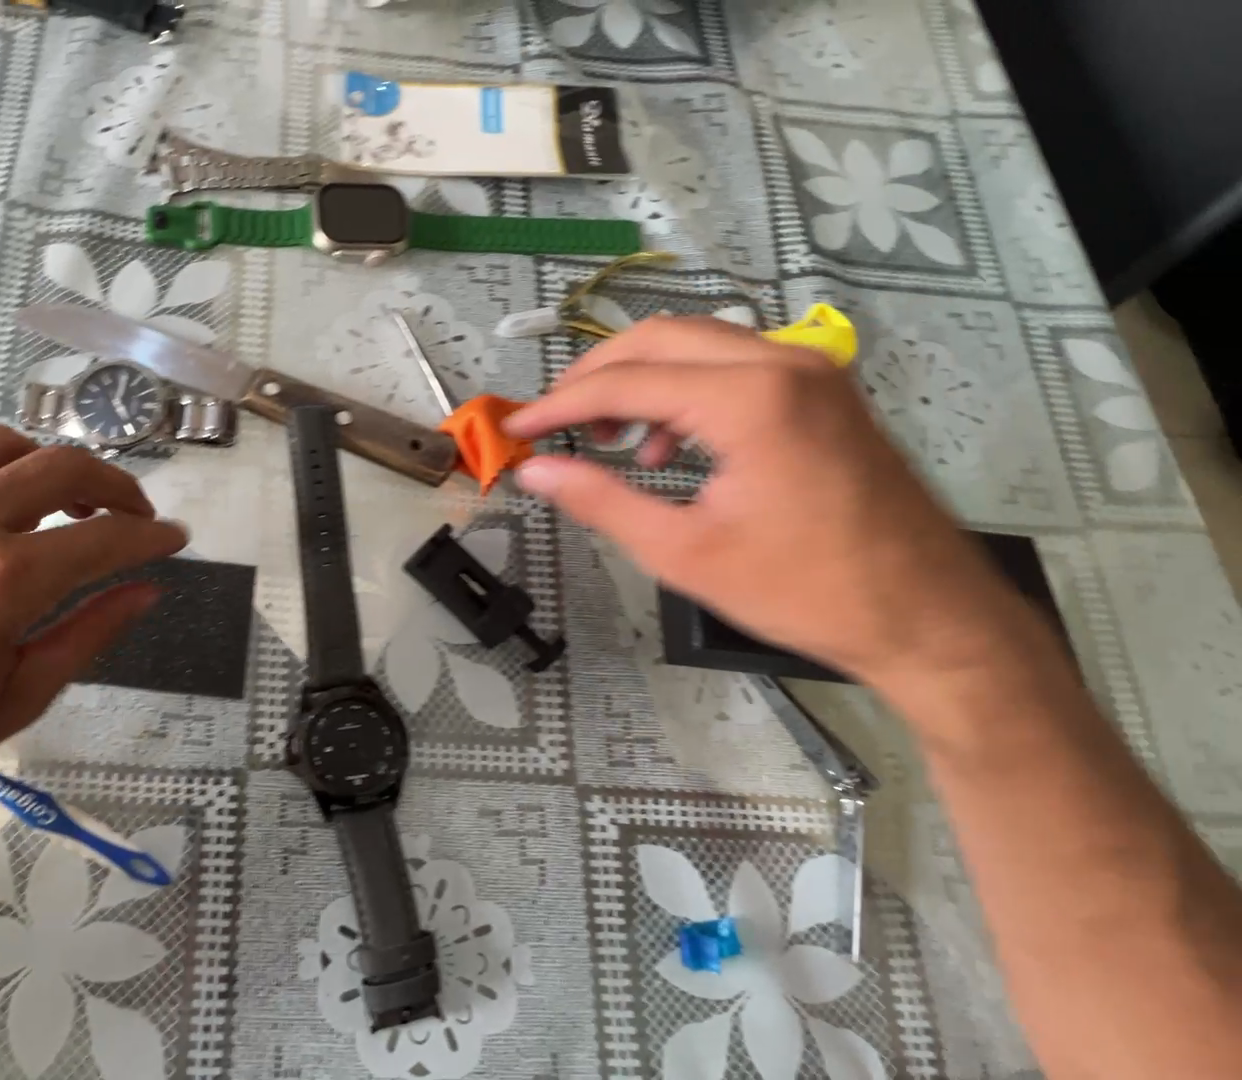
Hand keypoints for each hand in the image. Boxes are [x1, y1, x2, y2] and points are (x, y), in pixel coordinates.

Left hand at [0, 426, 187, 846]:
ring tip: (62, 502)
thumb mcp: (13, 700)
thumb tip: (146, 590)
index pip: (104, 536)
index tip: (174, 537)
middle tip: (132, 513)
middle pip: (58, 464)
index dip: (151, 534)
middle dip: (114, 483)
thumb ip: (89, 633)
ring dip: (46, 463)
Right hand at [505, 316, 1032, 687]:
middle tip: (553, 422)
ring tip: (606, 441)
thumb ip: (600, 501)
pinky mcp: (821, 393)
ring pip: (696, 345)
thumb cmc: (803, 590)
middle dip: (595, 376)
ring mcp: (809, 372)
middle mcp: (782, 363)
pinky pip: (732, 368)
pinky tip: (665, 451)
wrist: (928, 615)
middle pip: (659, 338)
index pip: (626, 381)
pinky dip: (682, 394)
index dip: (559, 405)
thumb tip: (535, 472)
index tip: (516, 430)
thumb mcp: (683, 553)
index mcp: (749, 399)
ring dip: (639, 382)